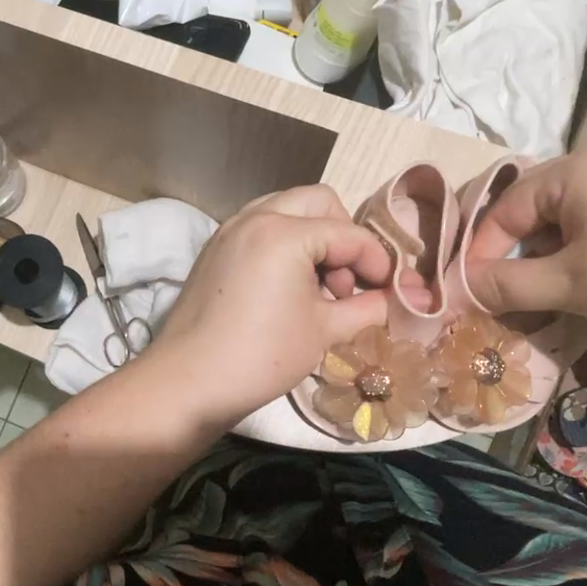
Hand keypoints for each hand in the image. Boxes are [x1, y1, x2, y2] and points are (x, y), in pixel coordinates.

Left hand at [137, 185, 393, 427]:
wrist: (188, 382)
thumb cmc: (261, 356)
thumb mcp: (325, 331)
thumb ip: (368, 307)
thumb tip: (397, 299)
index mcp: (283, 231)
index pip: (348, 233)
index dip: (377, 260)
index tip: (390, 290)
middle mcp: (253, 218)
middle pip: (317, 203)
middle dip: (343, 235)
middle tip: (349, 281)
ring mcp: (228, 231)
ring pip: (285, 211)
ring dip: (312, 237)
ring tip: (319, 288)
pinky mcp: (213, 251)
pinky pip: (259, 229)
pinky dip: (283, 245)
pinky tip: (288, 289)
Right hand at [462, 138, 586, 349]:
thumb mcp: (571, 288)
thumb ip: (506, 285)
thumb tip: (461, 287)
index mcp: (579, 167)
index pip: (505, 209)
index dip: (481, 254)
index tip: (475, 295)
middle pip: (547, 203)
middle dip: (527, 252)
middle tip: (522, 298)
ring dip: (569, 245)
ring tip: (572, 287)